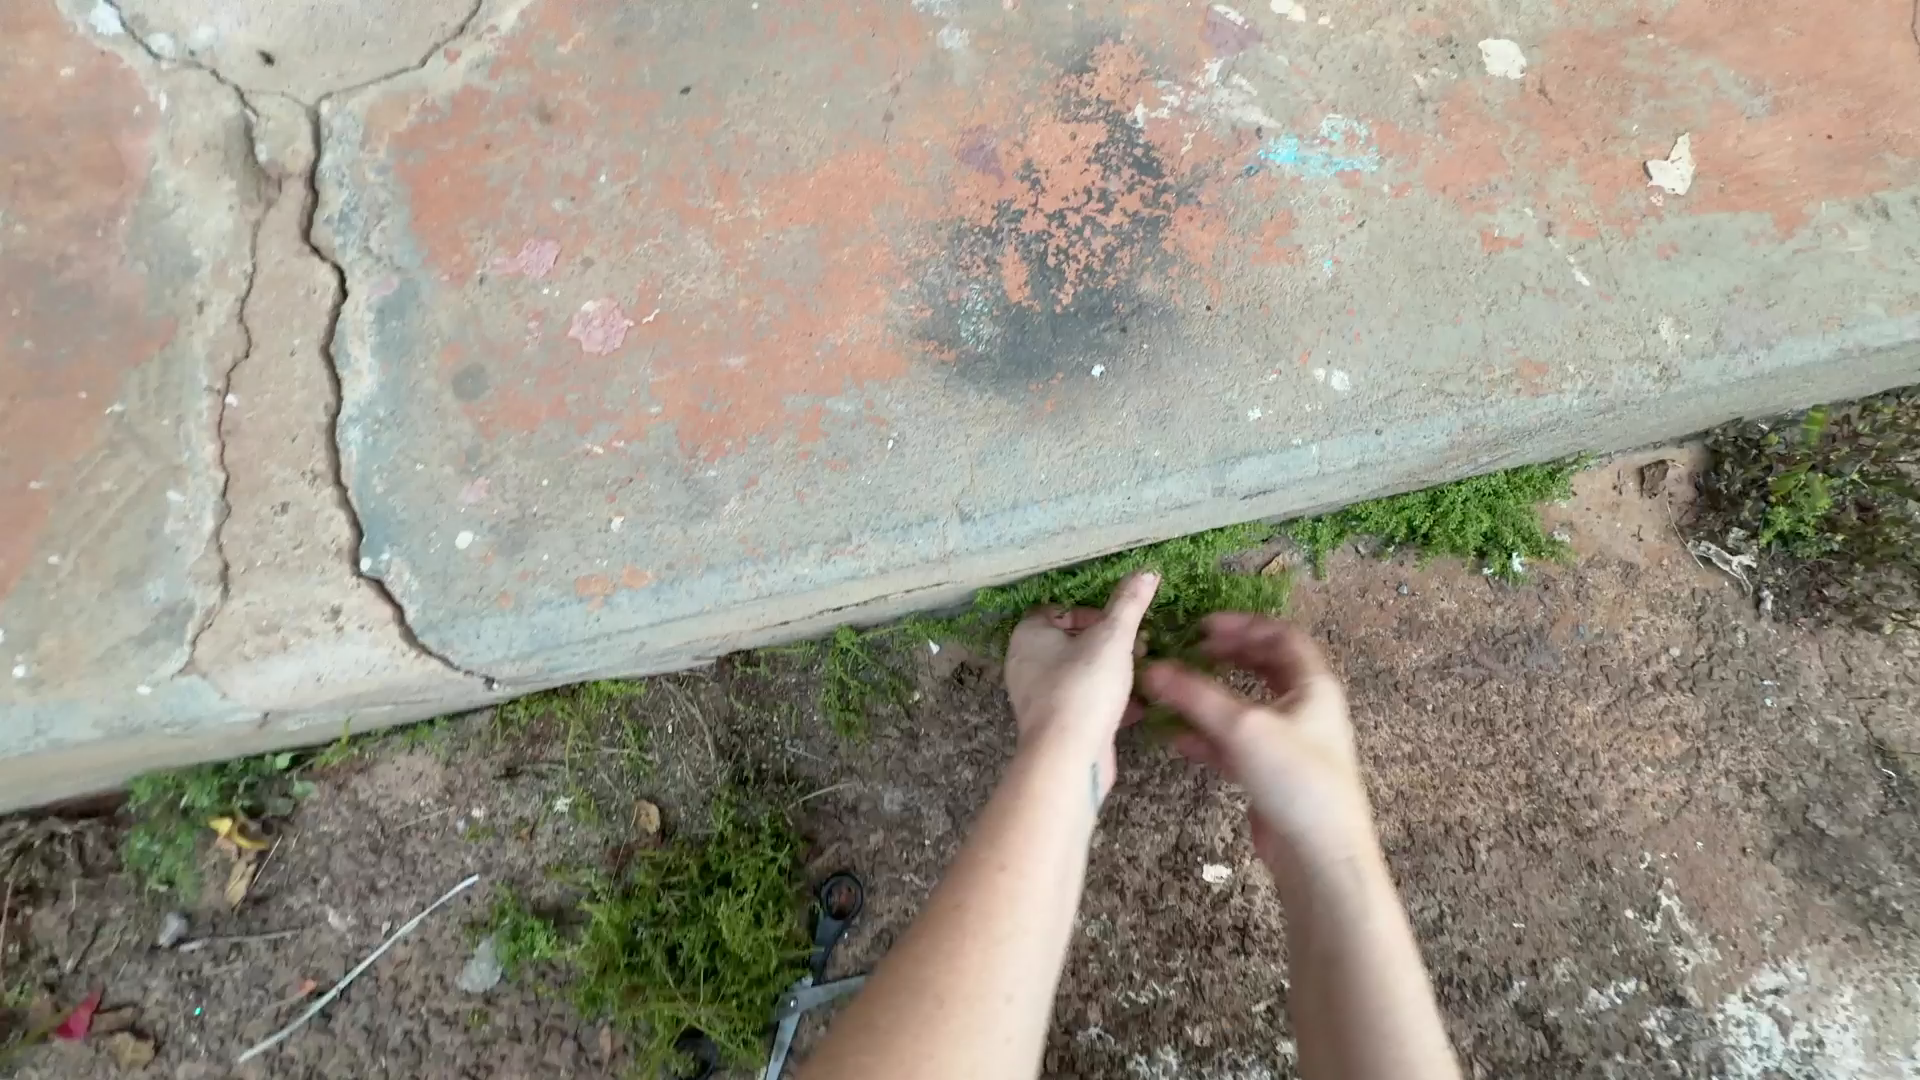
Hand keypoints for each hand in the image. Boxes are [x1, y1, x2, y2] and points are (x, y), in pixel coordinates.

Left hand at [1002, 572, 1158, 801]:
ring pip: (1077, 673)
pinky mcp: (1054, 724)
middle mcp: (1025, 663)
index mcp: (1028, 635)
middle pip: (1068, 642)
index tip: (1117, 621)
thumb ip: (1129, 604)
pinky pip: (1082, 702)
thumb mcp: (1112, 637)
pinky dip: (1107, 700)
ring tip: (1140, 672)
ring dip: (1109, 671)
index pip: (1054, 610)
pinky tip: (1137, 706)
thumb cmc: (1083, 686)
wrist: (1068, 756)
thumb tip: (1147, 572)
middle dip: (1105, 642)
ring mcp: (1037, 696)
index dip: (1087, 611)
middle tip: (1137, 645)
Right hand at [1142, 613, 1373, 871]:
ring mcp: (1288, 742)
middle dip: (1223, 657)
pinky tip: (1177, 738)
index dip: (1242, 625)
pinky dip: (1207, 736)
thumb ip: (1194, 695)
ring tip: (1174, 691)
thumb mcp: (1243, 726)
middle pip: (1262, 668)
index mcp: (1313, 686)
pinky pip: (1234, 742)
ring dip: (1209, 697)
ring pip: (1244, 706)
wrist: (1320, 857)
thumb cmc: (1295, 778)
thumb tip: (1150, 669)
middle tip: (1188, 652)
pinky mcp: (1270, 773)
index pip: (1281, 636)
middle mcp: (1304, 708)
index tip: (1202, 626)